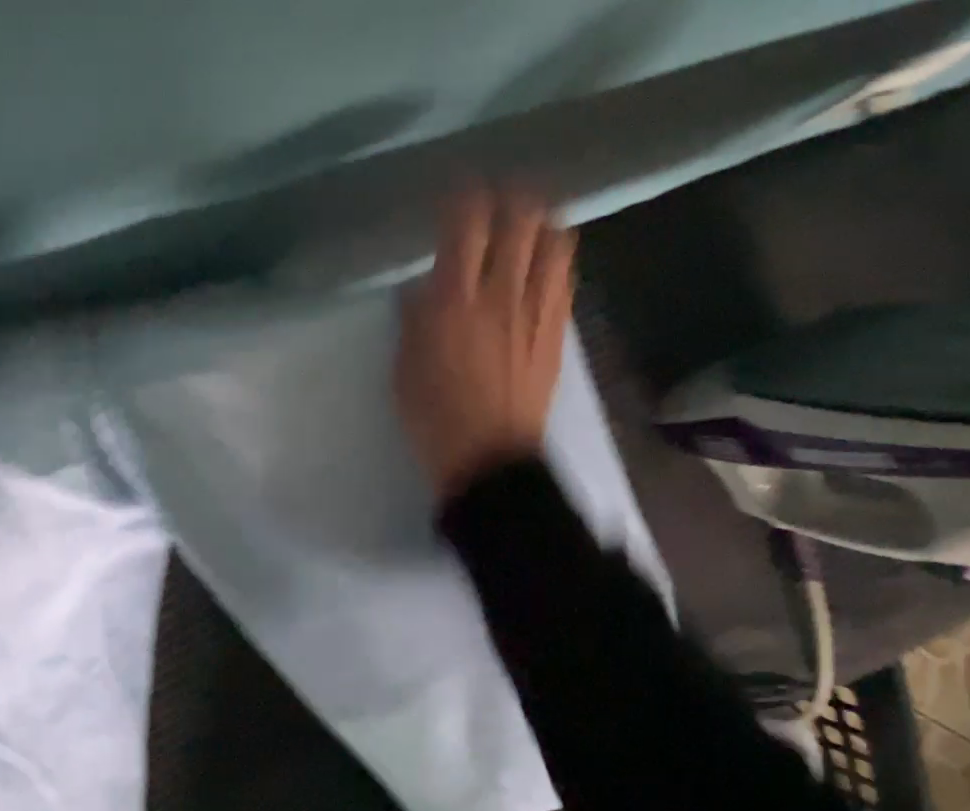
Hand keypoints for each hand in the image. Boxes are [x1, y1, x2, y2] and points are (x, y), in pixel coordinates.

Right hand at [395, 186, 574, 501]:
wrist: (488, 461)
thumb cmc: (434, 420)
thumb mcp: (404, 369)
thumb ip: (414, 321)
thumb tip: (422, 291)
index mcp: (453, 302)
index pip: (465, 225)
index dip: (463, 196)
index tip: (455, 190)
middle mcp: (500, 294)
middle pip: (518, 221)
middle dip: (509, 195)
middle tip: (498, 193)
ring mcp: (535, 312)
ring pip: (552, 243)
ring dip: (542, 220)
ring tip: (531, 217)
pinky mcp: (556, 332)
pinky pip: (564, 278)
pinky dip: (557, 256)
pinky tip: (548, 257)